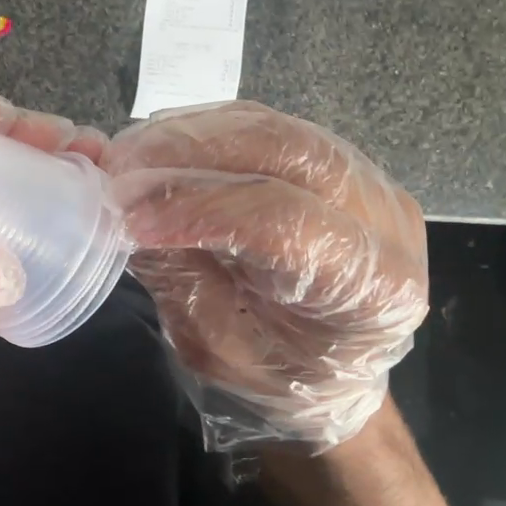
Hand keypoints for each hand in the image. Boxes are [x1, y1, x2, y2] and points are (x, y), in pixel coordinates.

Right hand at [102, 102, 427, 449]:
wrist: (326, 373)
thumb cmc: (273, 376)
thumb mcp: (214, 345)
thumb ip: (177, 274)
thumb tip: (124, 212)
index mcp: (372, 288)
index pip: (284, 221)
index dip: (196, 208)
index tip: (127, 214)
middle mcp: (386, 221)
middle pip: (285, 150)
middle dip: (189, 149)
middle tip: (119, 162)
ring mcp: (367, 182)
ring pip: (271, 129)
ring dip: (189, 135)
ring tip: (128, 153)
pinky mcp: (338, 163)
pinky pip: (264, 129)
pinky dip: (203, 133)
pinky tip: (158, 147)